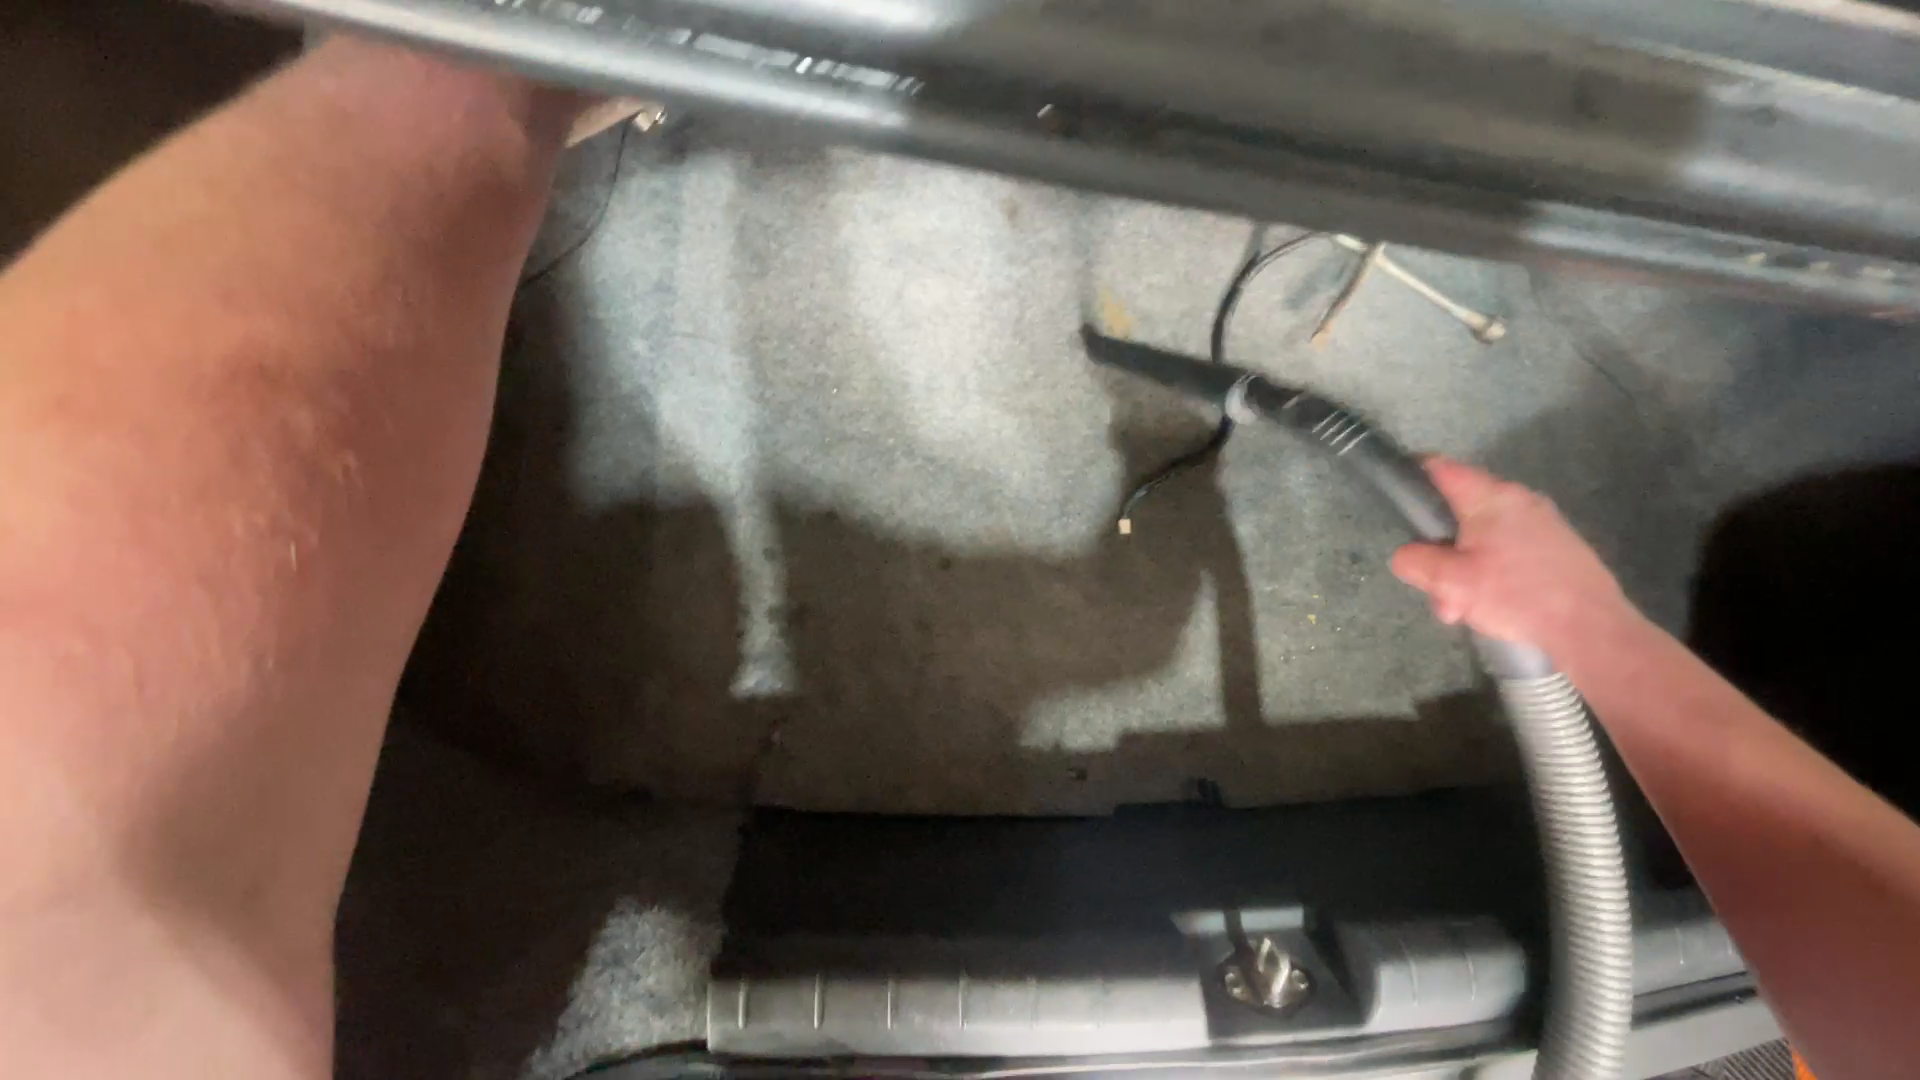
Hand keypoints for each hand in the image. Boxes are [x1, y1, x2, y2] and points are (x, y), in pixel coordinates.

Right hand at [1391, 458, 1633, 652]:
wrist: (1591, 628)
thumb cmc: (1516, 596)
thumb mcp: (1449, 582)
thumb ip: (1415, 562)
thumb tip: (1406, 555)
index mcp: (1492, 498)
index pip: (1442, 468)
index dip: (1413, 474)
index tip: (1398, 494)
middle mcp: (1520, 500)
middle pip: (1461, 510)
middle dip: (1440, 546)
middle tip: (1433, 583)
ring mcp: (1544, 522)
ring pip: (1484, 536)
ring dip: (1464, 567)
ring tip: (1463, 606)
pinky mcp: (1559, 547)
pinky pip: (1509, 549)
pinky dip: (1491, 571)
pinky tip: (1492, 603)